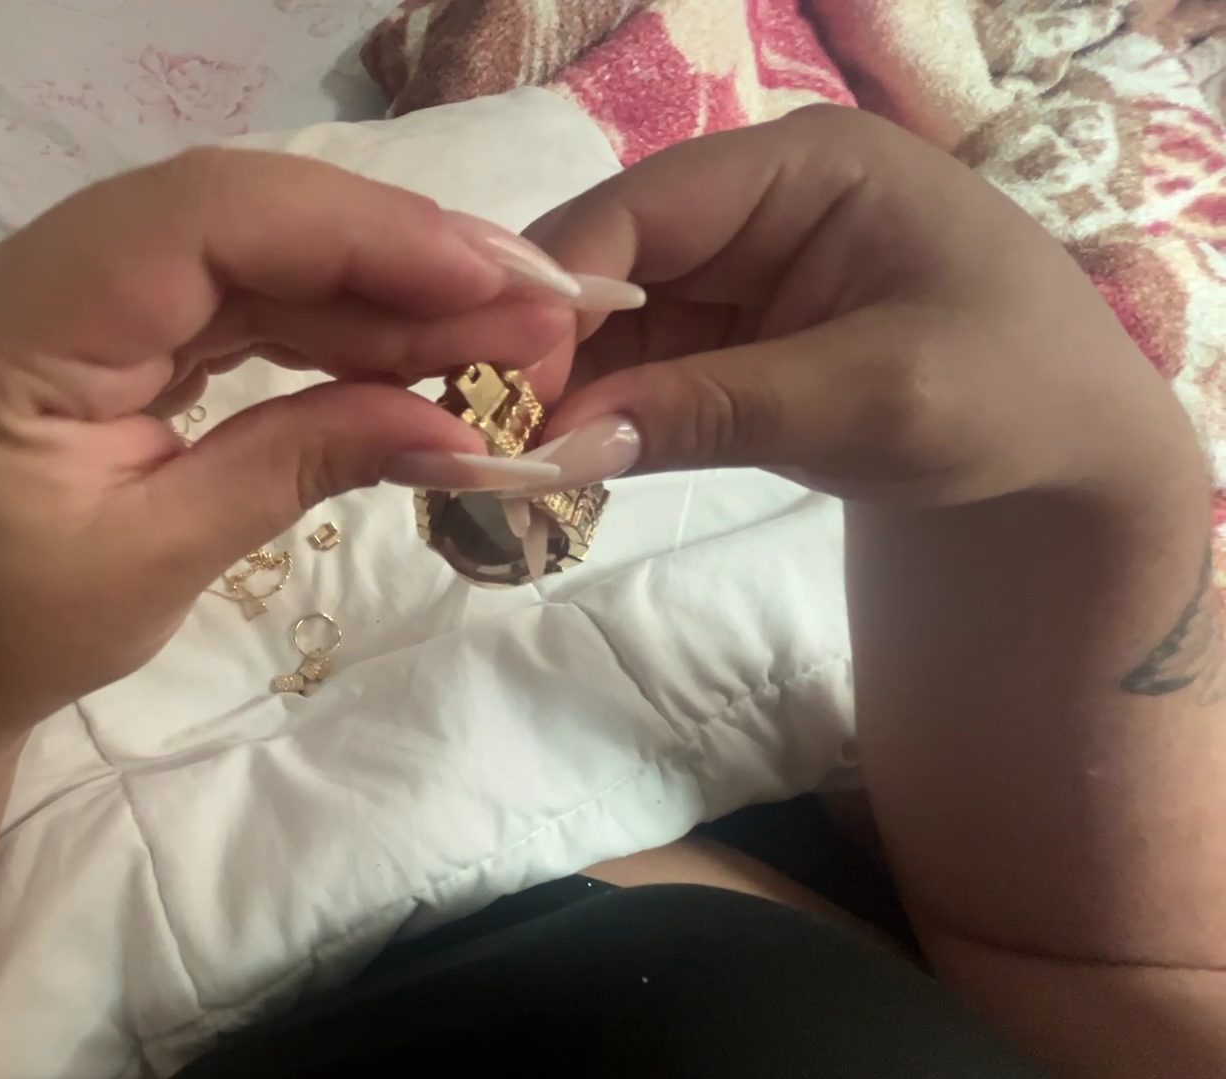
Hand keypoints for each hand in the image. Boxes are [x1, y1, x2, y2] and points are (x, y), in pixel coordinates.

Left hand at [0, 149, 581, 726]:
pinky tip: (412, 348)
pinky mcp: (116, 324)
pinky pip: (238, 300)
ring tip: (492, 331)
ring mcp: (76, 293)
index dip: (353, 233)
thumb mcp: (167, 555)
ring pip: (250, 254)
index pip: (196, 222)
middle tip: (524, 301)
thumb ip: (302, 462)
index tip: (484, 276)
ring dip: (377, 291)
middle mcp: (33, 277)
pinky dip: (332, 323)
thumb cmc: (29, 629)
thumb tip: (453, 425)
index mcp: (9, 327)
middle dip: (390, 256)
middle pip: (235, 218)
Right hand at [500, 105, 1192, 507]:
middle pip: (587, 265)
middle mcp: (729, 210)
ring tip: (507, 459)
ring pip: (582, 324)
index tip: (500, 391)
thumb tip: (555, 446)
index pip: (629, 213)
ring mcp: (704, 277)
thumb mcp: (871, 399)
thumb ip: (708, 413)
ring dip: (541, 391)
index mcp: (791, 170)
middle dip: (532, 350)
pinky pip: (605, 369)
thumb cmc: (1001, 396)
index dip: (550, 296)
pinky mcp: (689, 339)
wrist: (1039, 456)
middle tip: (488, 435)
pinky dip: (571, 415)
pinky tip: (546, 457)